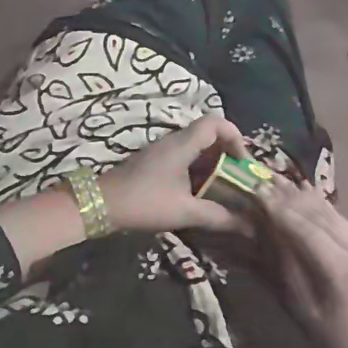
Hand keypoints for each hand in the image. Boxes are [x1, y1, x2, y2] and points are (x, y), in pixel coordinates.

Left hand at [98, 113, 252, 234]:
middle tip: (238, 177)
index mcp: (183, 144)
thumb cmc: (145, 202)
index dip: (235, 136)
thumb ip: (218, 216)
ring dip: (213, 164)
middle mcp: (174, 142)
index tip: (242, 162)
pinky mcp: (155, 164)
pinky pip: (184, 159)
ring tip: (224, 189)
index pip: (216, 122)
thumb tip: (247, 226)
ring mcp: (162, 152)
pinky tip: (201, 194)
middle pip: (208, 134)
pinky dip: (198, 171)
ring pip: (196, 148)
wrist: (101, 205)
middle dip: (227, 153)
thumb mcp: (185, 212)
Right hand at [259, 176, 347, 347]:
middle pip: (320, 215)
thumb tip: (271, 233)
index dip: (280, 210)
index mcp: (343, 270)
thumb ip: (290, 268)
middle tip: (261, 180)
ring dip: (303, 196)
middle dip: (289, 197)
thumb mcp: (308, 310)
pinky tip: (305, 192)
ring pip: (331, 212)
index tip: (257, 192)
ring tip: (278, 180)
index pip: (306, 229)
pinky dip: (320, 204)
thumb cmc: (342, 343)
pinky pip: (340, 220)